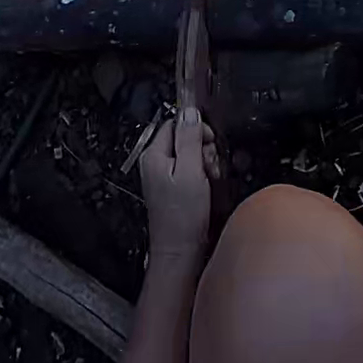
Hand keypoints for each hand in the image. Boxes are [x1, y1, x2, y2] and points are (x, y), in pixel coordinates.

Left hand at [139, 110, 217, 261]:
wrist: (181, 251)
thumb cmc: (182, 216)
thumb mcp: (190, 170)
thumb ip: (189, 139)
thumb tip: (189, 111)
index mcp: (154, 154)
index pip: (176, 123)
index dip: (196, 130)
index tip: (208, 143)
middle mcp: (156, 163)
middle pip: (185, 139)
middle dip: (203, 149)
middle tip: (208, 167)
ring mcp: (165, 176)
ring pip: (191, 154)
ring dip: (205, 163)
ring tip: (208, 180)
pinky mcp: (175, 188)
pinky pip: (192, 170)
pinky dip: (203, 176)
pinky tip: (207, 187)